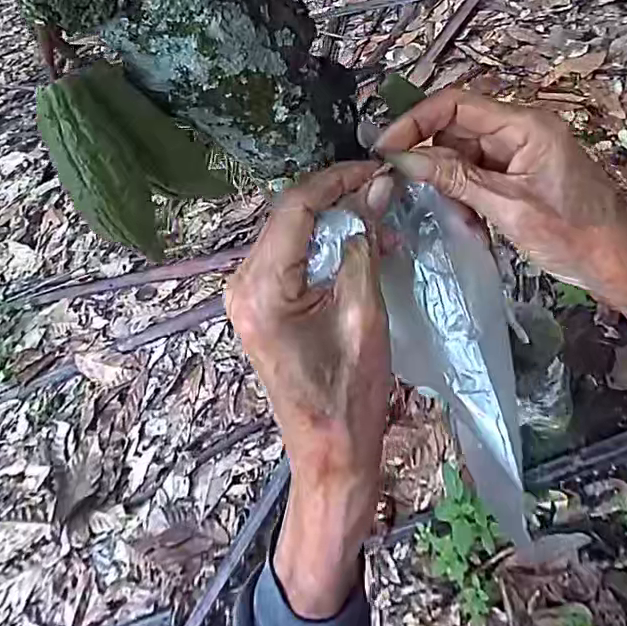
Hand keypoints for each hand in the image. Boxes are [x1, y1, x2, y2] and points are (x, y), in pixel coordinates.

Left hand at [226, 162, 390, 617]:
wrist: (329, 454)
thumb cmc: (350, 393)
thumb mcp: (364, 312)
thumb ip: (365, 242)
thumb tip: (379, 187)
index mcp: (262, 287)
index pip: (297, 207)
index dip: (339, 179)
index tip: (378, 170)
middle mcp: (242, 283)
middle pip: (290, 215)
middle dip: (338, 195)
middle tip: (384, 190)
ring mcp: (246, 294)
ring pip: (292, 230)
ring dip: (335, 218)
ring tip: (380, 216)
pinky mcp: (260, 303)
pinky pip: (292, 254)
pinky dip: (326, 242)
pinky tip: (360, 243)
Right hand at [374, 88, 626, 325]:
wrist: (619, 266)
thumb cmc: (573, 236)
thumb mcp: (508, 207)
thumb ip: (455, 178)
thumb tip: (403, 158)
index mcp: (524, 125)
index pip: (455, 104)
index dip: (414, 121)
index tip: (384, 149)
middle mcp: (520, 130)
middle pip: (455, 129)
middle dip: (429, 158)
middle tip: (403, 189)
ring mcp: (520, 152)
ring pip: (463, 154)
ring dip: (448, 184)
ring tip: (451, 217)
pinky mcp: (520, 173)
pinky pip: (479, 173)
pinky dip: (466, 195)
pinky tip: (468, 223)